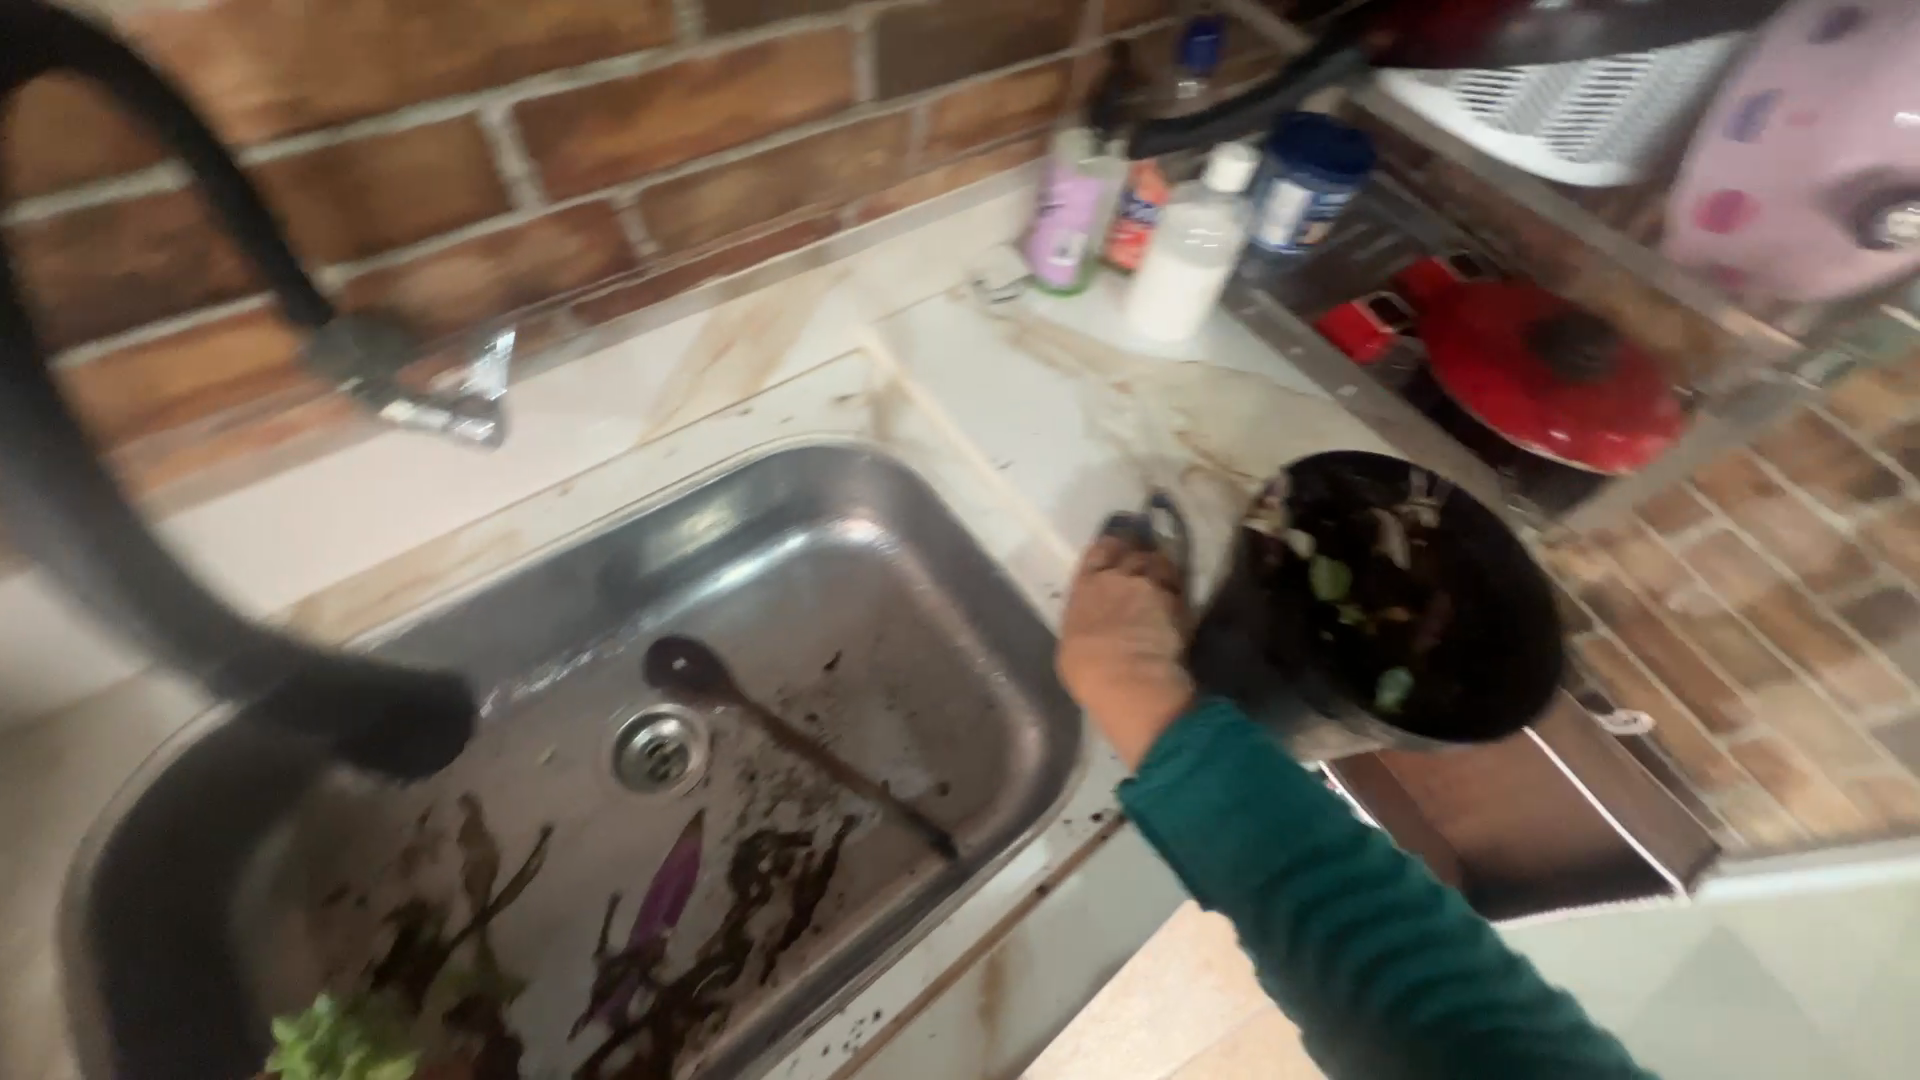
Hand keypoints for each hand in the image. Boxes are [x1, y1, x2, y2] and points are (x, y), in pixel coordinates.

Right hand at [1056, 535, 1195, 768]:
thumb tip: (1094, 621)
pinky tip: (1177, 598)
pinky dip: (1177, 589)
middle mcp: (1117, 576)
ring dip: (1161, 567)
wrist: (1127, 677)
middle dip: (1138, 553)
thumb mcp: (1071, 641)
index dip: (1110, 548)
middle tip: (1142, 562)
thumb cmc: (1086, 668)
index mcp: (1086, 586)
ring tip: (1163, 578)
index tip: (1116, 550)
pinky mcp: (1177, 600)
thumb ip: (1085, 620)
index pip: (1099, 551)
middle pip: (1132, 550)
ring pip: (1160, 562)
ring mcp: (1149, 585)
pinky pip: (1178, 585)